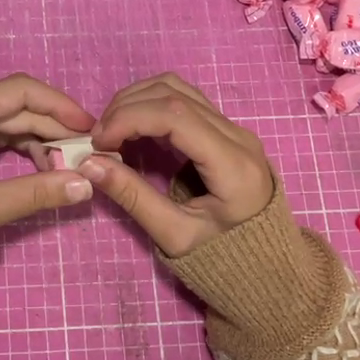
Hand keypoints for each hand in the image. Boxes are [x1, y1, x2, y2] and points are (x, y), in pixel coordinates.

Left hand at [0, 73, 96, 227]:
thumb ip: (37, 192)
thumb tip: (86, 184)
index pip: (20, 91)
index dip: (59, 105)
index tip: (89, 126)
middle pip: (17, 107)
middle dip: (55, 127)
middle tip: (90, 150)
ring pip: (10, 123)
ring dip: (41, 140)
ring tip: (72, 164)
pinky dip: (23, 150)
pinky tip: (46, 168)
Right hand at [83, 74, 274, 256]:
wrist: (270, 271)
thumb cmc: (225, 260)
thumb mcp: (176, 236)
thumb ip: (134, 196)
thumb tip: (90, 163)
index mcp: (232, 165)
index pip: (175, 115)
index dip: (130, 117)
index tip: (99, 141)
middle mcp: (238, 136)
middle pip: (173, 94)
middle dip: (127, 107)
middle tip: (98, 138)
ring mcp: (234, 128)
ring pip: (177, 88)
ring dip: (137, 100)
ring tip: (112, 129)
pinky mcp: (225, 128)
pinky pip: (184, 98)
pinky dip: (151, 104)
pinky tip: (133, 127)